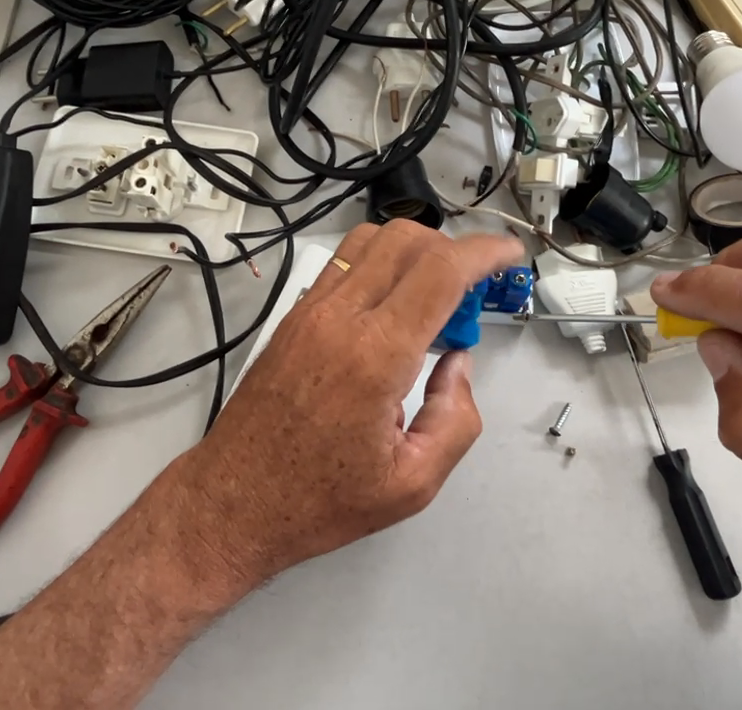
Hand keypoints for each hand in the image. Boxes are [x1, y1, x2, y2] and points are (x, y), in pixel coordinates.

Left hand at [172, 219, 522, 587]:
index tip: (510, 254)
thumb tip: (457, 364)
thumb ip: (455, 419)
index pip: (440, 271)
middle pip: (406, 239)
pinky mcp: (293, 317)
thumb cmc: (319, 501)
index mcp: (376, 356)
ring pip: (370, 239)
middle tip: (472, 291)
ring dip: (414, 249)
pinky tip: (391, 309)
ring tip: (433, 295)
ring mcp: (310, 311)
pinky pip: (343, 263)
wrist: (231, 503)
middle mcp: (340, 318)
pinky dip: (379, 264)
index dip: (484, 253)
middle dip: (453, 248)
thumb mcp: (413, 484)